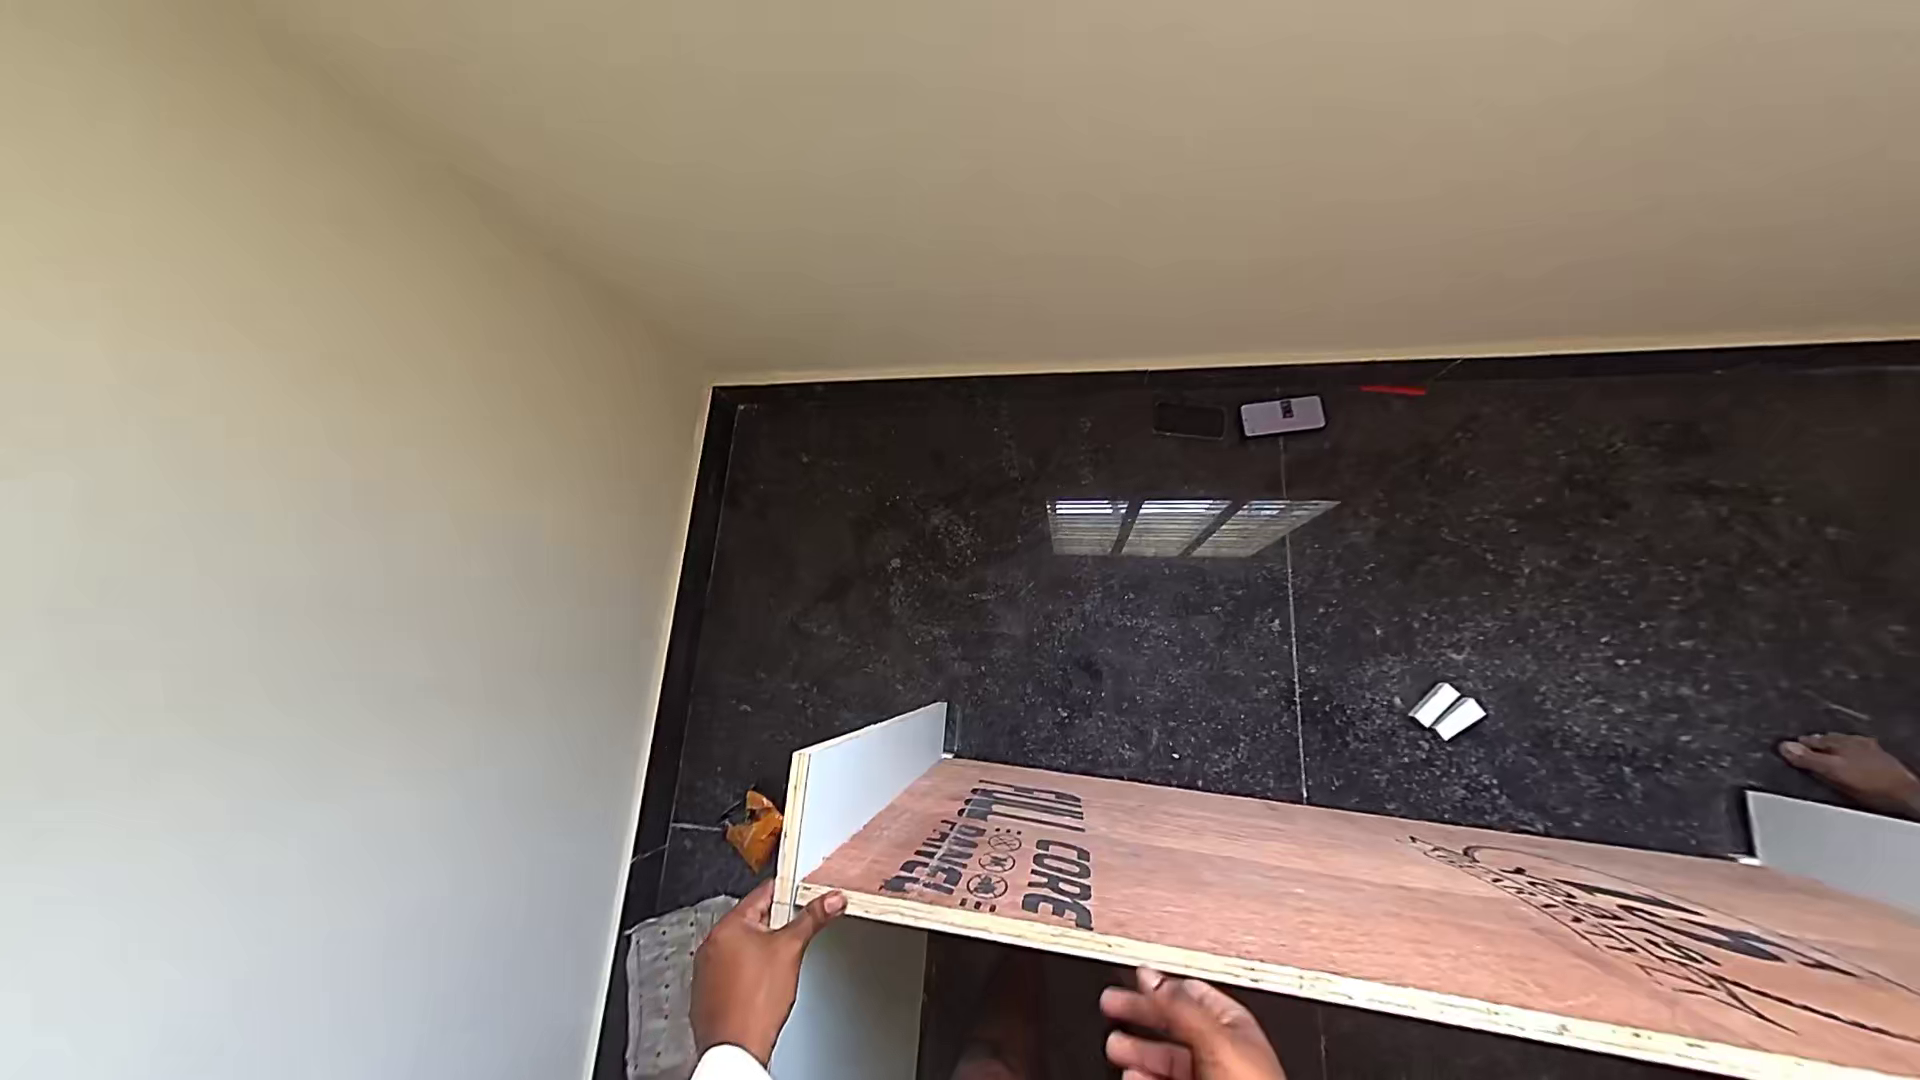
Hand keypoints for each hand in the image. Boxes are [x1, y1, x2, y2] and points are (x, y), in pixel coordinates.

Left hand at [692, 880, 845, 1064]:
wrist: (736, 1051)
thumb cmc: (755, 1003)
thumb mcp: (791, 948)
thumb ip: (813, 918)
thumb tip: (830, 900)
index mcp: (728, 926)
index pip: (763, 894)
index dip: (788, 893)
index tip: (802, 896)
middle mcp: (712, 945)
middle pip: (754, 920)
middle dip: (776, 926)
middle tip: (792, 937)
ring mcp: (706, 970)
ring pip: (743, 946)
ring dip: (761, 950)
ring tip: (777, 965)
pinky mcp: (707, 993)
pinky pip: (732, 970)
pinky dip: (748, 972)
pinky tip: (762, 985)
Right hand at [1100, 967, 1287, 1079]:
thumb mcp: (1213, 1038)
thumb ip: (1179, 1004)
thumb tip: (1150, 976)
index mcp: (1231, 1024)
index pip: (1187, 992)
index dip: (1157, 984)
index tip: (1131, 978)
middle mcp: (1221, 1050)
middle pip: (1171, 1023)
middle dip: (1139, 1014)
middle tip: (1110, 1005)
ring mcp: (1211, 1076)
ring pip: (1166, 1057)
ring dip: (1137, 1050)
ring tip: (1114, 1046)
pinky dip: (1145, 1077)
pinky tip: (1133, 1076)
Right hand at [1779, 733, 1919, 818]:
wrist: (1911, 797)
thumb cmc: (1870, 783)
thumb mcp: (1831, 770)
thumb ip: (1806, 758)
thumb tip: (1782, 746)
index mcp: (1841, 740)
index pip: (1809, 740)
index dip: (1796, 747)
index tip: (1788, 755)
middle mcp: (1856, 742)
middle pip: (1826, 742)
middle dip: (1814, 748)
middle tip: (1804, 758)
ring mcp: (1872, 751)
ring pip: (1842, 749)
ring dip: (1831, 754)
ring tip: (1823, 762)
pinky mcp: (1884, 762)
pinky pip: (1857, 757)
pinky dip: (1847, 761)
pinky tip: (1847, 768)